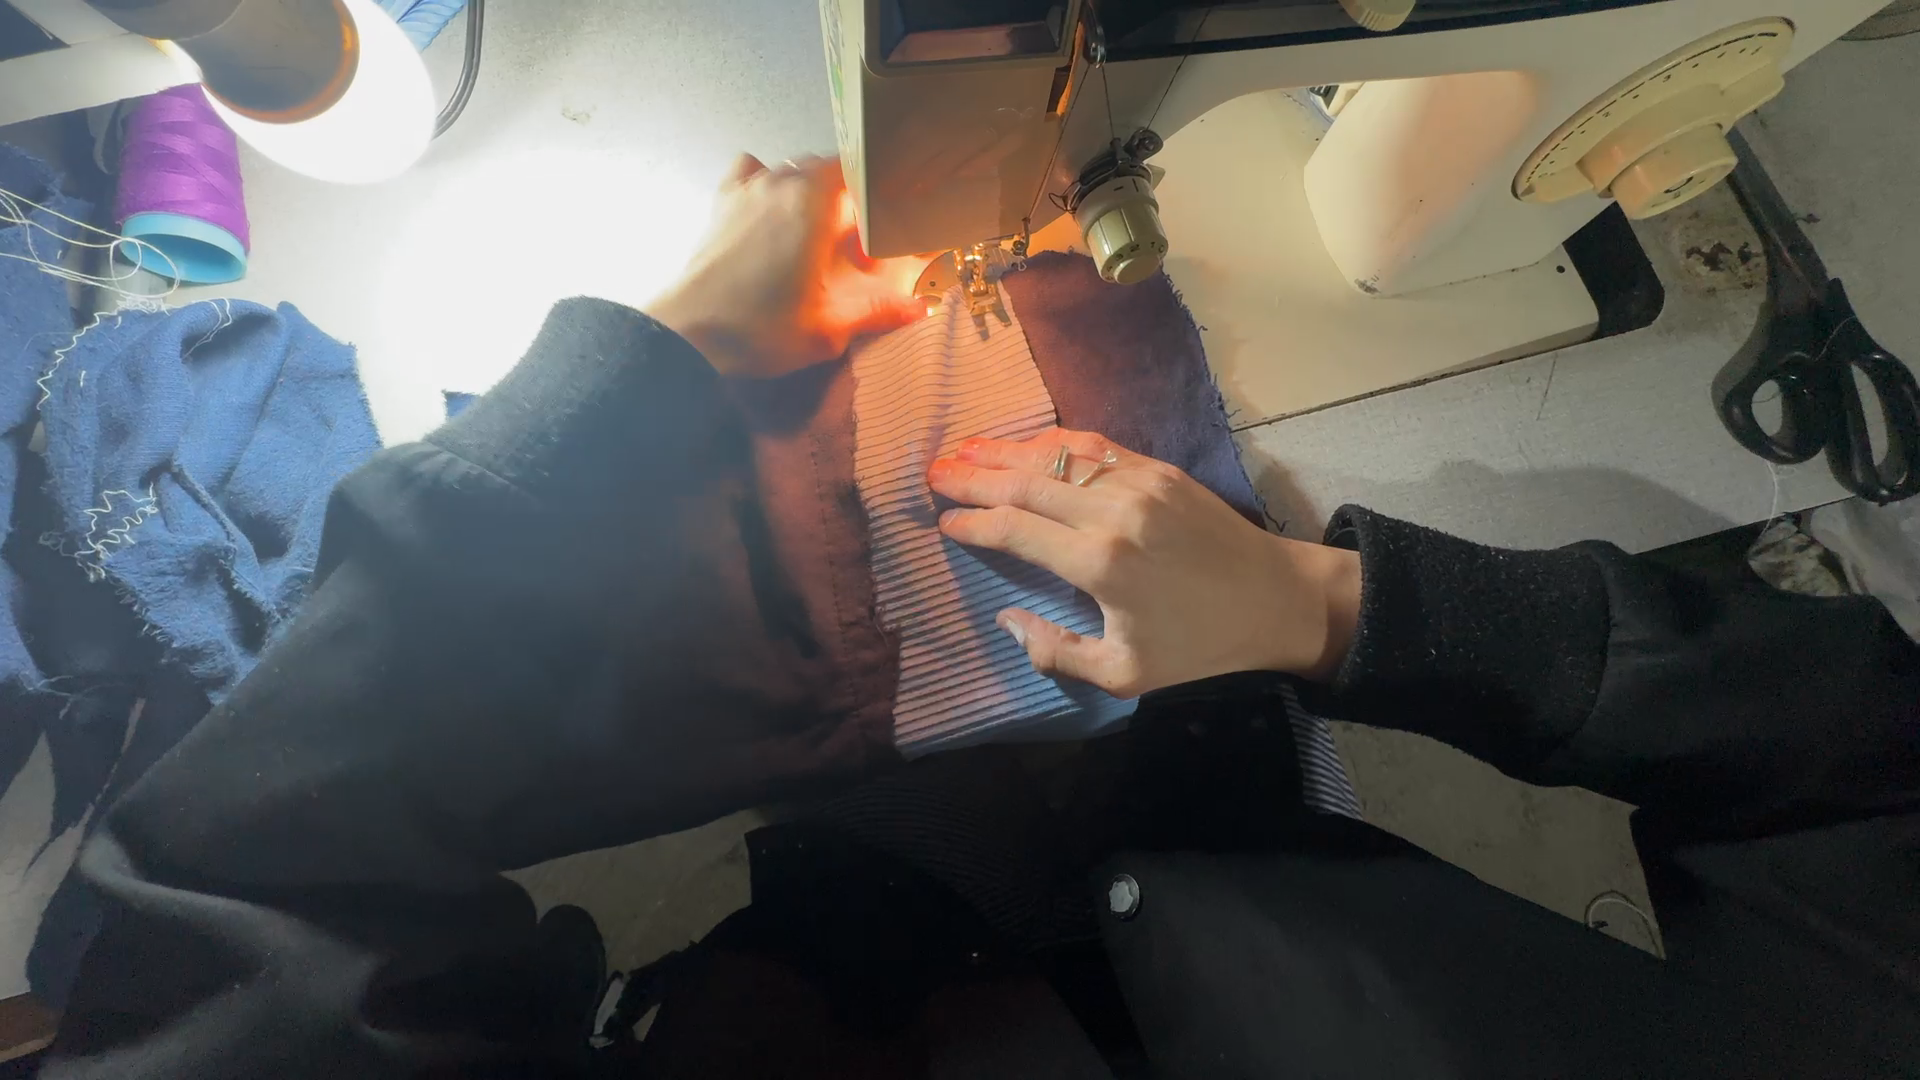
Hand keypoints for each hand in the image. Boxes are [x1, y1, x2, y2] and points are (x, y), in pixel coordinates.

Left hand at [647, 154, 926, 377]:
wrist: (689, 336)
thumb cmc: (763, 330)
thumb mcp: (830, 328)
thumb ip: (878, 311)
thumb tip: (922, 309)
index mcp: (814, 201)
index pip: (860, 169)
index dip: (880, 192)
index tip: (891, 222)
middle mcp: (780, 181)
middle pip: (828, 170)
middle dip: (849, 199)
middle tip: (860, 244)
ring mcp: (746, 188)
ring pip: (791, 170)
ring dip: (812, 192)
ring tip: (819, 233)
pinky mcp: (720, 203)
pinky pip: (752, 174)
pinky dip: (769, 184)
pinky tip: (773, 215)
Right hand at [927, 429, 1360, 696]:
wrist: (1278, 599)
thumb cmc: (1198, 645)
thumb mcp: (1124, 674)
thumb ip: (1056, 650)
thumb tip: (1006, 619)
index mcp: (1098, 564)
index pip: (1014, 531)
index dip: (972, 524)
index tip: (943, 524)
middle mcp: (1111, 512)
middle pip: (1024, 484)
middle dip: (972, 477)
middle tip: (934, 472)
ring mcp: (1137, 482)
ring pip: (1054, 457)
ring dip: (1004, 450)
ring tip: (963, 448)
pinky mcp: (1158, 467)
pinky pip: (1093, 445)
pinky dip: (1052, 441)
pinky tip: (1026, 442)